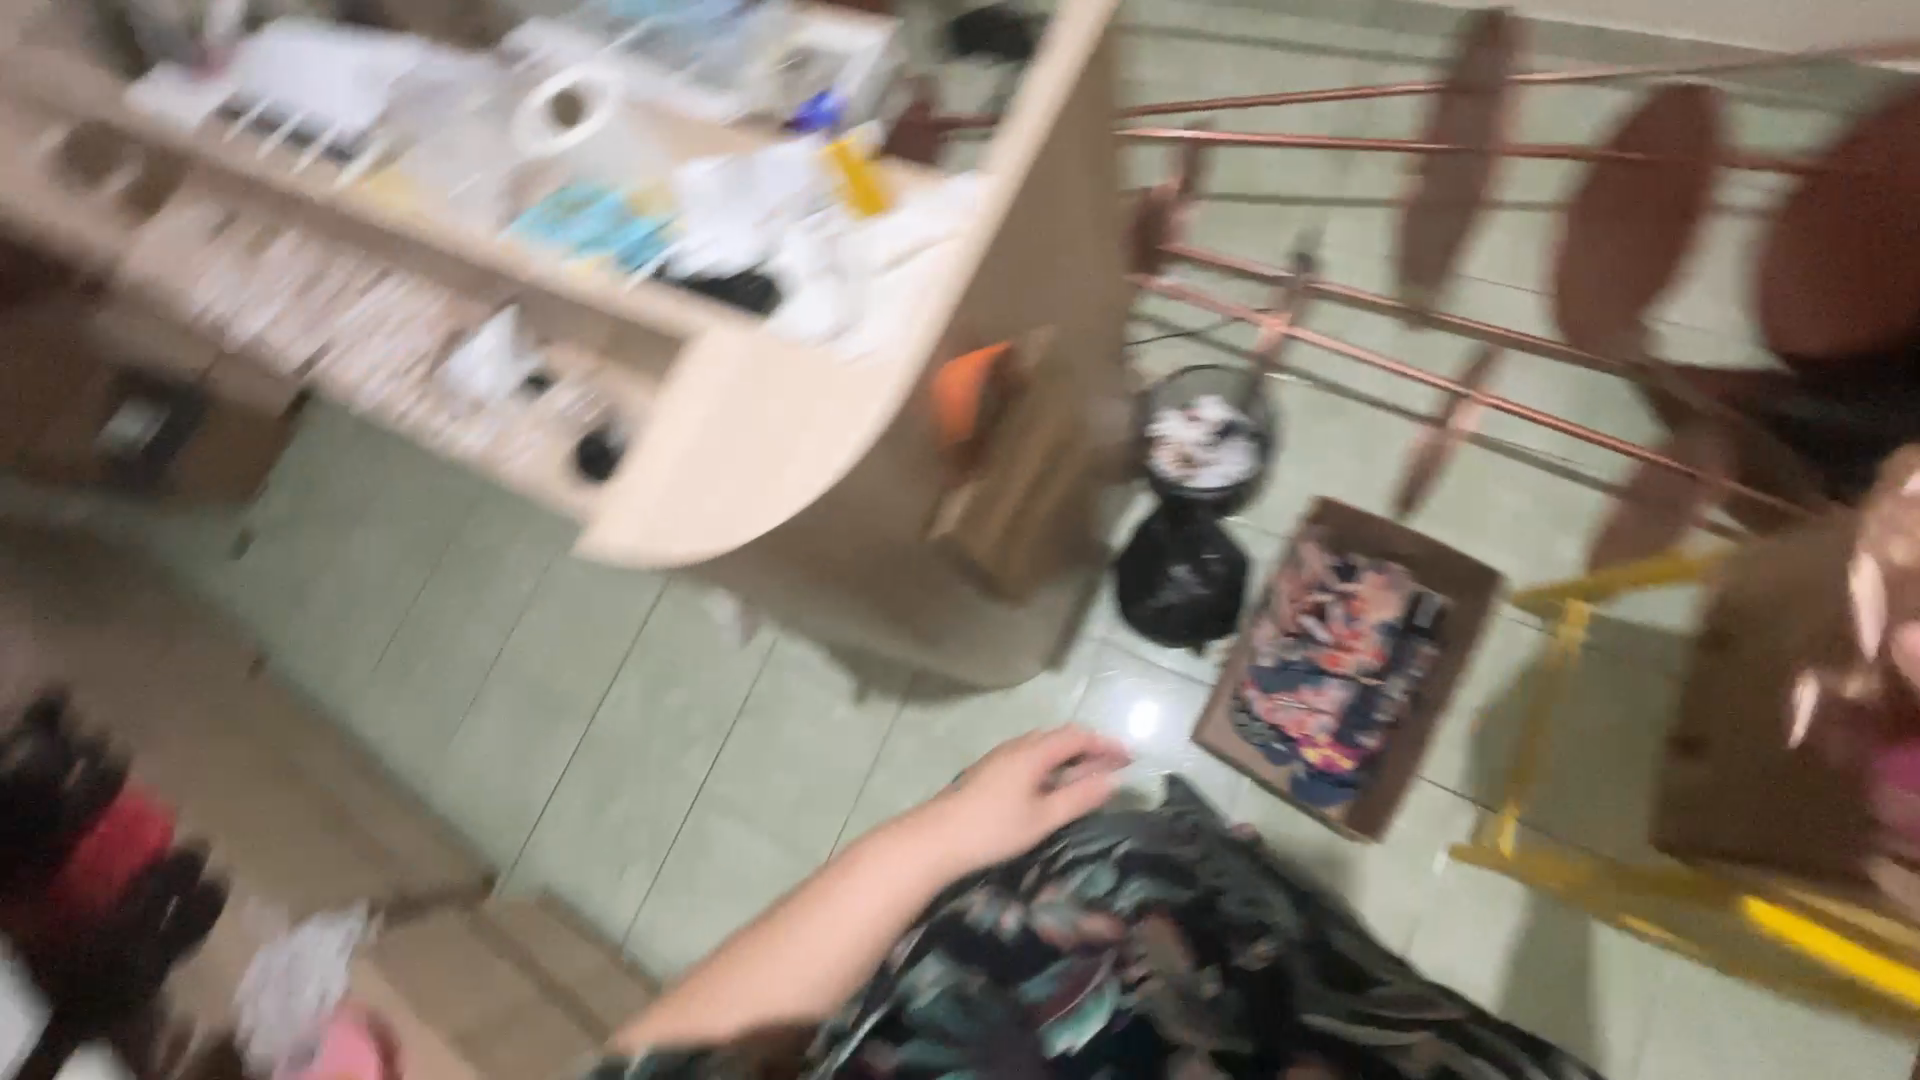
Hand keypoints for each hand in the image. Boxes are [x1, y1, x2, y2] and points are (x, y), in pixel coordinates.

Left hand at [904, 726, 1130, 879]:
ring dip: (1069, 756)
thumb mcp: (1043, 818)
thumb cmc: (993, 829)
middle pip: (1059, 737)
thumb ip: (1078, 798)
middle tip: (1114, 767)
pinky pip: (1029, 757)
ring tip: (1088, 776)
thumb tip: (1112, 780)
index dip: (1104, 744)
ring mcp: (1000, 757)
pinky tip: (1052, 785)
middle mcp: (1017, 747)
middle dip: (1089, 748)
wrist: (936, 838)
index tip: (1129, 757)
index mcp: (1033, 752)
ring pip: (1042, 747)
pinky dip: (1051, 764)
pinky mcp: (989, 771)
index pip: (1076, 736)